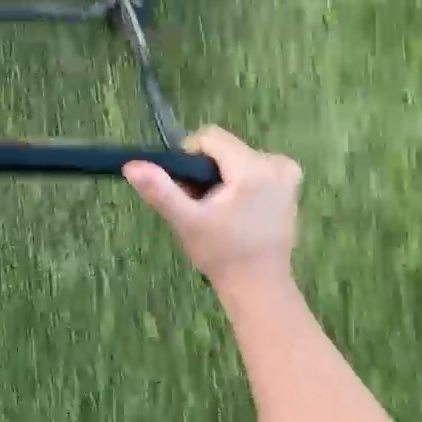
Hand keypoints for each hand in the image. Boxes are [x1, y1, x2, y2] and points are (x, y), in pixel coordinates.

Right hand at [124, 125, 301, 289]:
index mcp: (253, 167)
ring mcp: (288, 173)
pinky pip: (254, 169)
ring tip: (219, 213)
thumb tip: (131, 165)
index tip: (187, 189)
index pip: (210, 137)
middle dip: (206, 173)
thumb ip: (160, 190)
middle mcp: (277, 162)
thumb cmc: (221, 254)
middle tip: (201, 207)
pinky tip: (237, 213)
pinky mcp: (291, 184)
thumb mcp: (185, 222)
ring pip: (237, 159)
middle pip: (224, 150)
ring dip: (221, 179)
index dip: (189, 158)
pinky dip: (239, 184)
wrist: (258, 283)